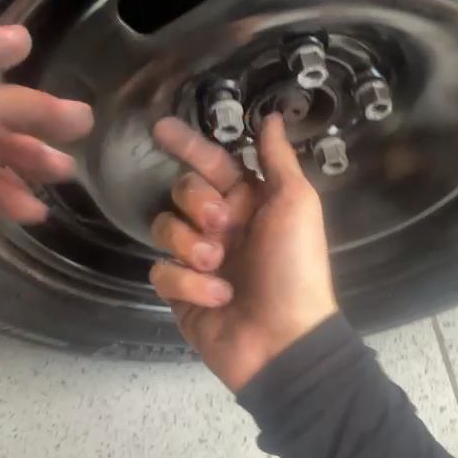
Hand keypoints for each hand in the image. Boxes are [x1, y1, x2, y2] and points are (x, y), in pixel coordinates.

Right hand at [148, 114, 336, 391]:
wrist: (284, 341)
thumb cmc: (295, 268)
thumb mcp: (297, 205)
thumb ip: (278, 159)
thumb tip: (274, 116)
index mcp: (249, 201)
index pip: (212, 162)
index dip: (188, 144)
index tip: (160, 129)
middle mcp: (220, 224)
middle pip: (183, 190)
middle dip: (197, 203)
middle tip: (222, 226)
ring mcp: (197, 258)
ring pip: (165, 227)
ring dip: (191, 245)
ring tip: (218, 266)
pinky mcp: (180, 290)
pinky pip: (162, 270)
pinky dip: (189, 283)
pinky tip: (218, 297)